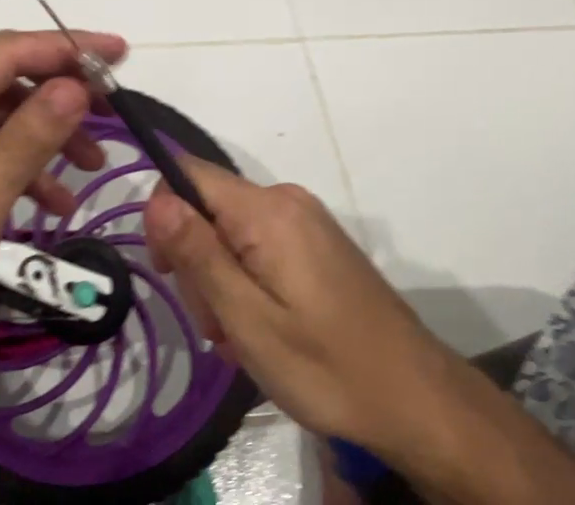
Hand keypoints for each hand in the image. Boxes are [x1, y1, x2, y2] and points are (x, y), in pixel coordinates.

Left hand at [0, 28, 128, 398]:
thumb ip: (26, 142)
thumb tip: (76, 86)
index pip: (1, 54)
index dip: (62, 47)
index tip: (117, 53)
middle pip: (3, 78)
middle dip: (61, 90)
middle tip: (116, 107)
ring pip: (2, 114)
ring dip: (50, 133)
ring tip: (96, 161)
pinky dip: (26, 167)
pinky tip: (59, 201)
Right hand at [144, 155, 453, 447]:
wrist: (418, 401)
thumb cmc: (325, 366)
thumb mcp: (248, 318)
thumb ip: (199, 254)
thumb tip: (157, 200)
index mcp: (266, 211)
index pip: (187, 174)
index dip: (162, 216)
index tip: (168, 273)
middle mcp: (286, 201)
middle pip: (209, 208)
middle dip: (197, 262)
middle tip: (218, 327)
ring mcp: (307, 222)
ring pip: (232, 233)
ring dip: (222, 281)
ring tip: (242, 338)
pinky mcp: (318, 245)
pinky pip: (260, 247)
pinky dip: (249, 284)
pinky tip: (263, 329)